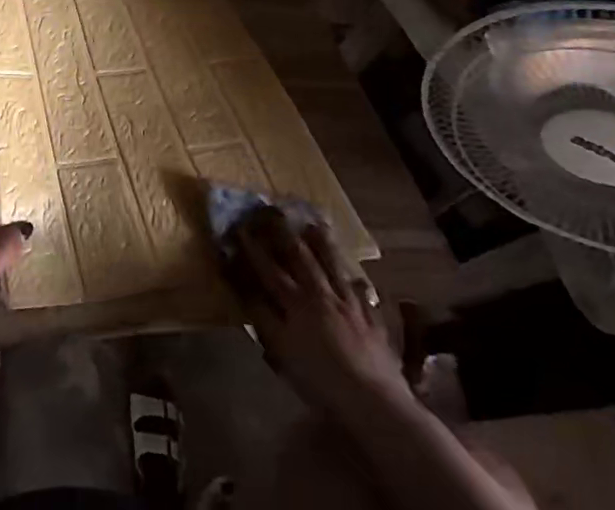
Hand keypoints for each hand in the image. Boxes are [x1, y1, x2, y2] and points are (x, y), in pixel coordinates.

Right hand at [231, 207, 407, 412]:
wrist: (373, 400)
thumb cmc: (319, 379)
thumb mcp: (282, 351)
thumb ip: (264, 319)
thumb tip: (247, 290)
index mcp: (297, 304)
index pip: (270, 270)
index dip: (254, 249)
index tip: (241, 228)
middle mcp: (323, 296)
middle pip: (304, 259)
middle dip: (287, 236)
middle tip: (278, 213)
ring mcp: (351, 305)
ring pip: (335, 268)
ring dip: (323, 245)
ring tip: (316, 226)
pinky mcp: (373, 320)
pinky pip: (364, 294)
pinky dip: (358, 283)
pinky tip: (359, 278)